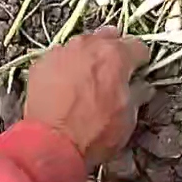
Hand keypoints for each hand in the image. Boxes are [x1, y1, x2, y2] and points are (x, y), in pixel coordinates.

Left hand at [23, 28, 150, 166]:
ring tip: (84, 81)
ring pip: (80, 47)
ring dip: (86, 58)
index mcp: (115, 55)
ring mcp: (60, 52)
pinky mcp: (40, 64)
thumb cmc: (93, 132)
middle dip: (112, 53)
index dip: (140, 62)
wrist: (51, 143)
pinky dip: (63, 68)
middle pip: (107, 39)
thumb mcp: (129, 117)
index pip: (138, 46)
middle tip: (110, 75)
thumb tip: (141, 87)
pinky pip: (58, 59)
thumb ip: (138, 93)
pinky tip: (63, 87)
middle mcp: (87, 45)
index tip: (137, 73)